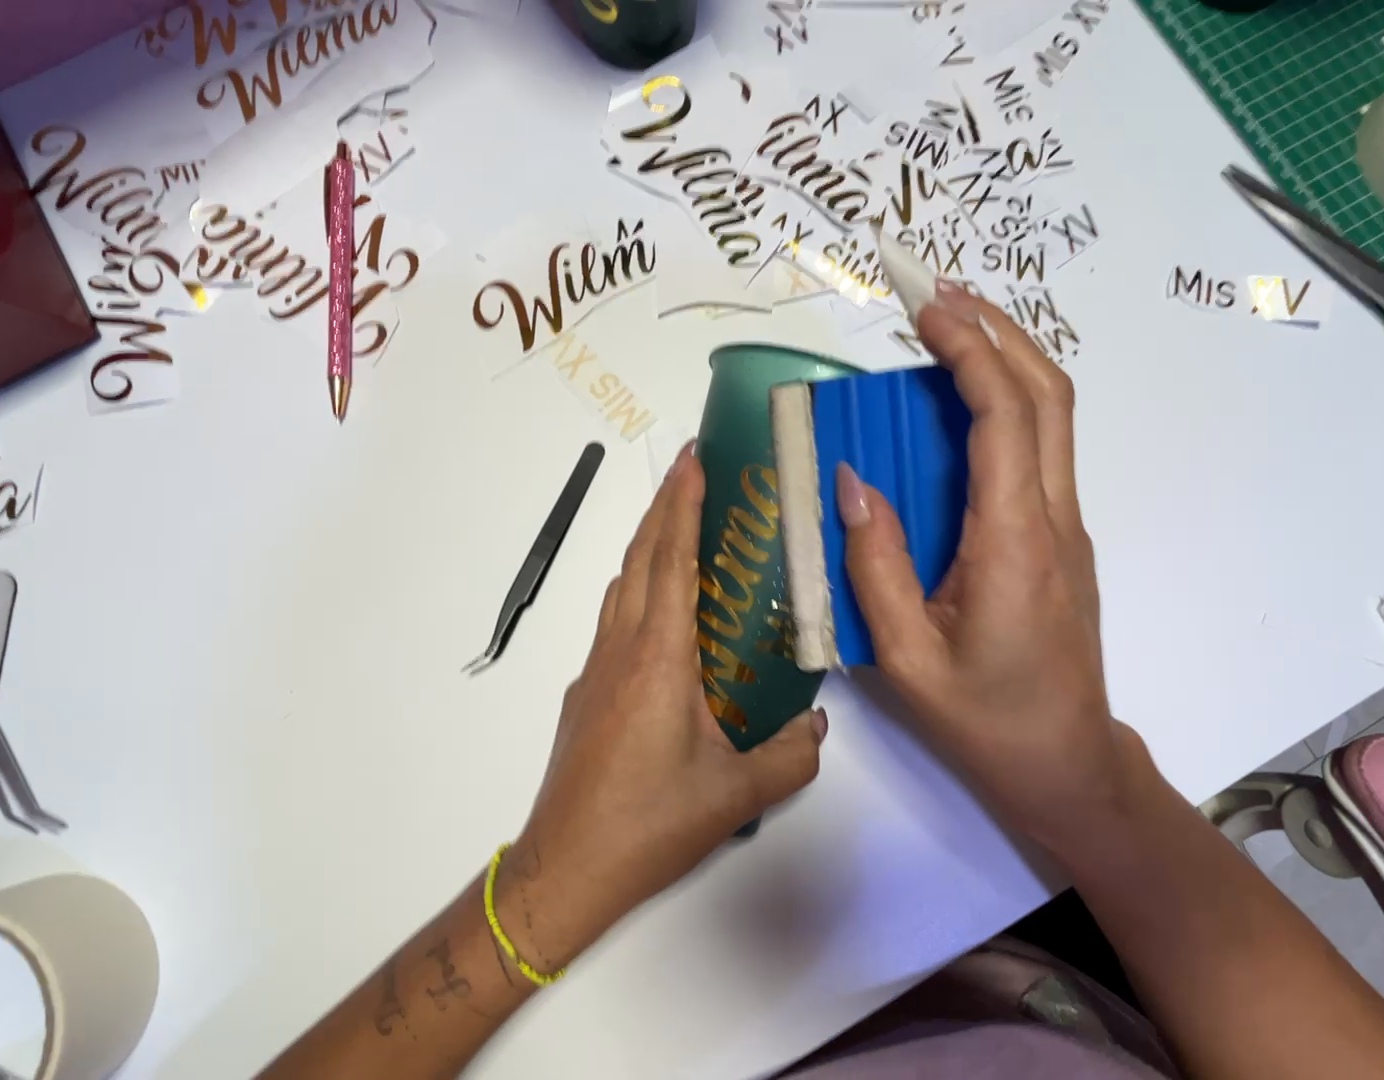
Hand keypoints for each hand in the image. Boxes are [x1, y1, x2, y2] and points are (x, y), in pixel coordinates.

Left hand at [500, 442, 826, 971]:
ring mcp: (595, 671)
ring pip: (621, 587)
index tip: (693, 459)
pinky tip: (659, 607)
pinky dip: (637, 587)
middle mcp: (621, 650)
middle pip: (639, 560)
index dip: (681, 505)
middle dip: (664, 507)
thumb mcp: (734, 797)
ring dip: (647, 545)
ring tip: (679, 524)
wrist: (567, 868)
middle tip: (692, 469)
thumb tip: (816, 725)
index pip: (671, 562)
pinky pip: (614, 619)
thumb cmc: (649, 825)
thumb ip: (788, 757)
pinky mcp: (586, 694)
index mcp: (658, 659)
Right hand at [839, 283, 1130, 856]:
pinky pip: (1037, 452)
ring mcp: (1066, 528)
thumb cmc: (983, 719)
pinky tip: (956, 407)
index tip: (926, 309)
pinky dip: (1003, 405)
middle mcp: (1053, 519)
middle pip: (1048, 396)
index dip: (971, 351)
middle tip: (937, 296)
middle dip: (997, 331)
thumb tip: (851, 481)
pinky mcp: (1058, 540)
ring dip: (1006, 361)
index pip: (1005, 417)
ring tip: (946, 331)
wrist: (1066, 764)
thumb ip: (875, 565)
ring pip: (1053, 419)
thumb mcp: (905, 657)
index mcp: (1014, 542)